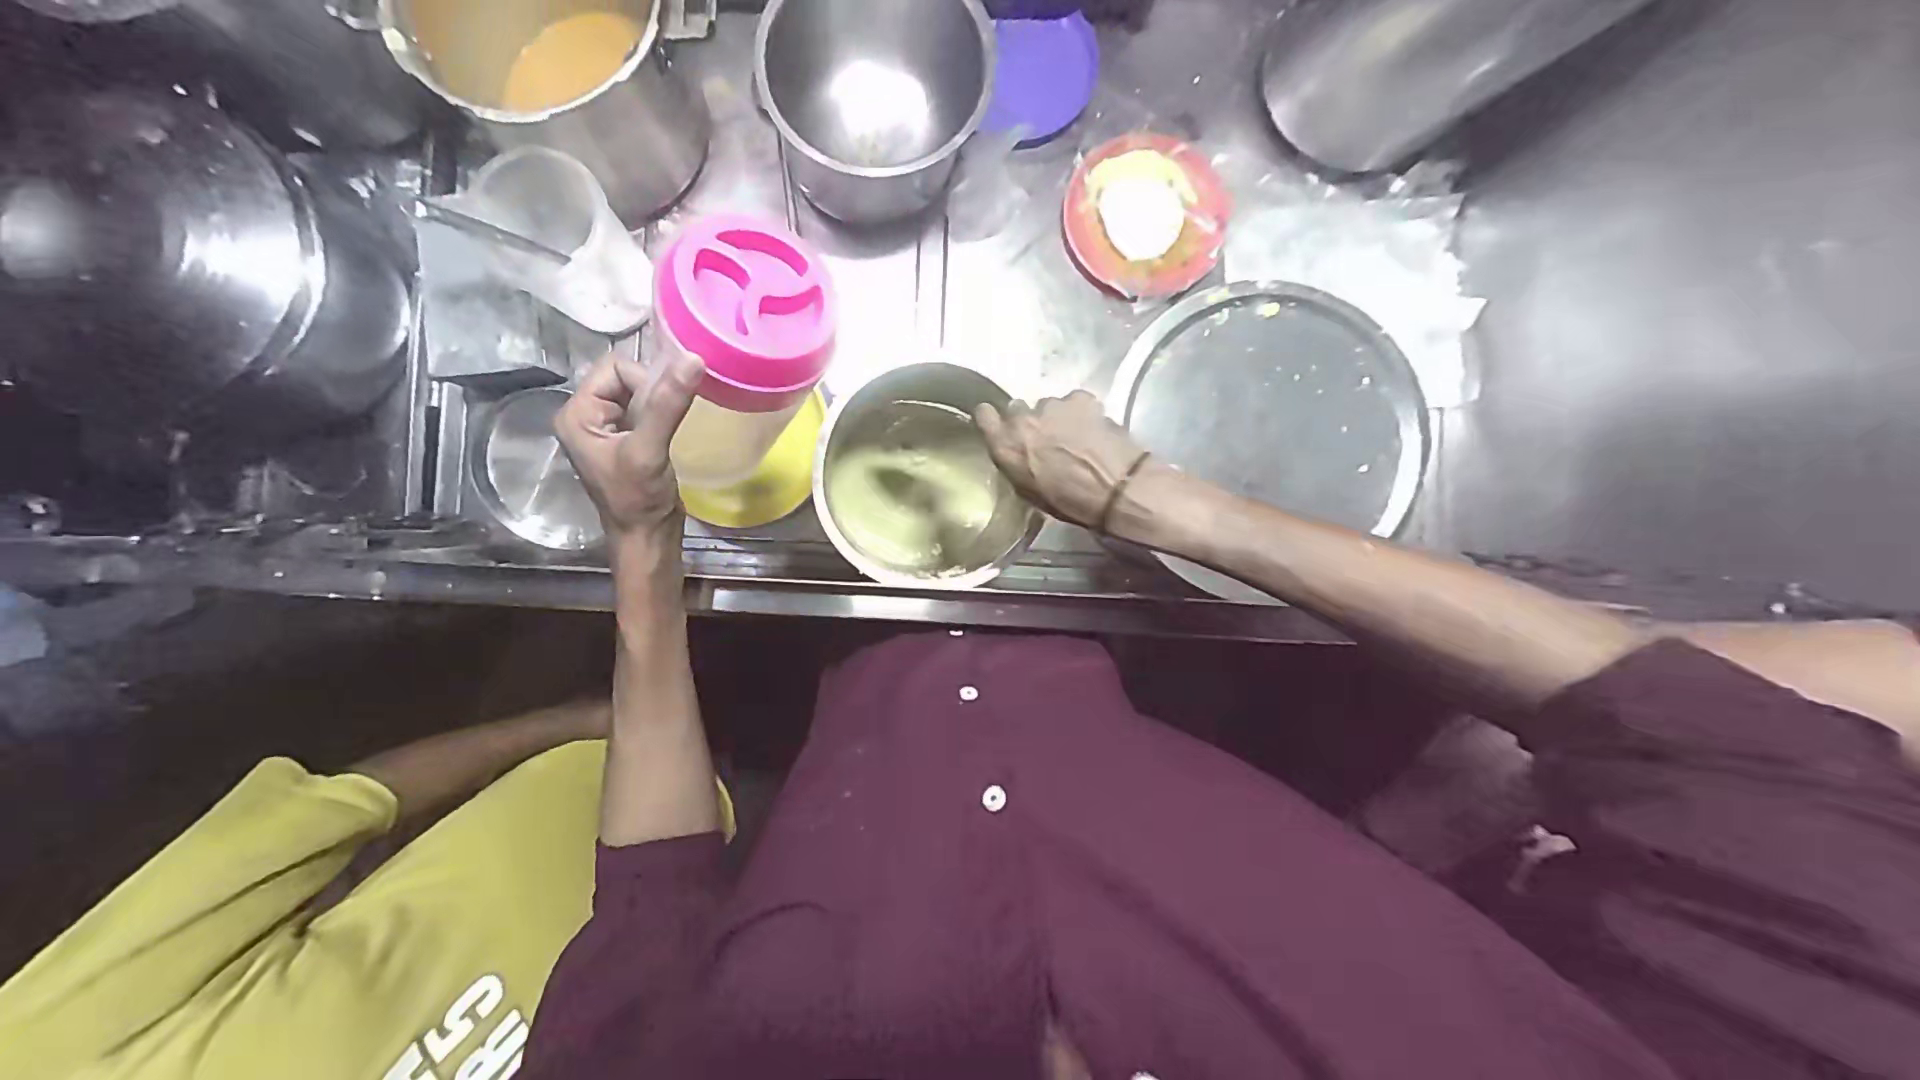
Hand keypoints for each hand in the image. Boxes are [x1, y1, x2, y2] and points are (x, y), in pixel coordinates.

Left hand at [555, 347, 704, 550]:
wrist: (647, 538)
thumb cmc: (638, 499)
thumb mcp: (649, 449)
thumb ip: (667, 404)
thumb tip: (693, 359)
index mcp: (577, 414)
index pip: (614, 368)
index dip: (645, 381)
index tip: (663, 410)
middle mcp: (587, 416)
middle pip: (627, 378)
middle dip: (654, 393)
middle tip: (668, 423)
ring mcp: (609, 429)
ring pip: (641, 394)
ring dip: (663, 404)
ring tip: (671, 430)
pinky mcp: (630, 440)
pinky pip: (649, 411)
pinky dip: (666, 415)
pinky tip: (674, 433)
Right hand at [973, 390, 1148, 530]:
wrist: (1112, 489)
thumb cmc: (1067, 501)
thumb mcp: (1028, 490)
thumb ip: (1015, 462)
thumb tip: (1017, 452)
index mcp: (1005, 444)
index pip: (984, 415)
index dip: (994, 419)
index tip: (1002, 427)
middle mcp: (1022, 418)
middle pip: (1018, 409)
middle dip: (1029, 422)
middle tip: (1046, 441)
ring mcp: (1053, 405)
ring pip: (1048, 405)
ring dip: (1057, 418)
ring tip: (1075, 438)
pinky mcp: (1081, 398)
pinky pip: (1074, 402)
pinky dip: (1081, 412)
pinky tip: (1092, 428)